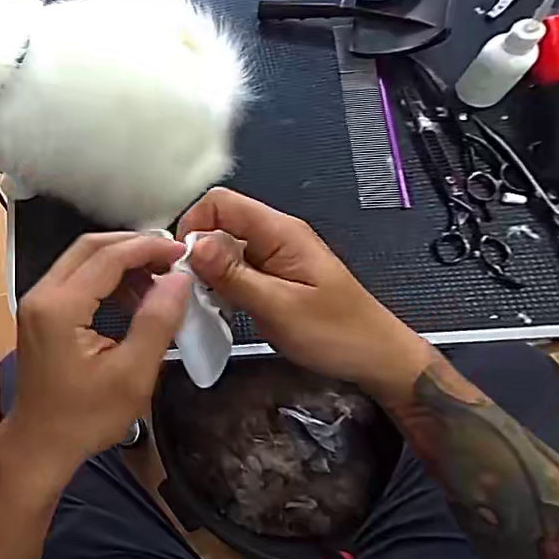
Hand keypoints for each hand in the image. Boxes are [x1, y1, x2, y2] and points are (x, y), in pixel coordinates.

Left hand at [3, 232, 191, 480]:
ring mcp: (38, 302)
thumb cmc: (85, 417)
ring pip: (84, 260)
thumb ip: (158, 321)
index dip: (149, 248)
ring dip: (122, 261)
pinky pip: (78, 278)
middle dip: (135, 247)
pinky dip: (109, 278)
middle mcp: (42, 295)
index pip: (109, 257)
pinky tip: (135, 296)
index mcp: (60, 307)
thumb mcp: (132, 374)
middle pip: (91, 247)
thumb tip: (180, 279)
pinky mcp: (42, 313)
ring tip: (159, 278)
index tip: (181, 252)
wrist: (40, 446)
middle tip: (172, 258)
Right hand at [178, 188, 431, 402]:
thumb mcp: (279, 307)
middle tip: (195, 291)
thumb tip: (194, 246)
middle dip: (199, 254)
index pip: (221, 202)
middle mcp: (276, 236)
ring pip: (226, 249)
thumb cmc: (336, 333)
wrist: (375, 355)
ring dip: (211, 273)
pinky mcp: (276, 275)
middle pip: (220, 224)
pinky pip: (239, 269)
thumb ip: (234, 275)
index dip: (194, 226)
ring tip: (212, 304)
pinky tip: (228, 309)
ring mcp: (276, 255)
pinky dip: (226, 286)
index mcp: (280, 232)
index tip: (183, 265)